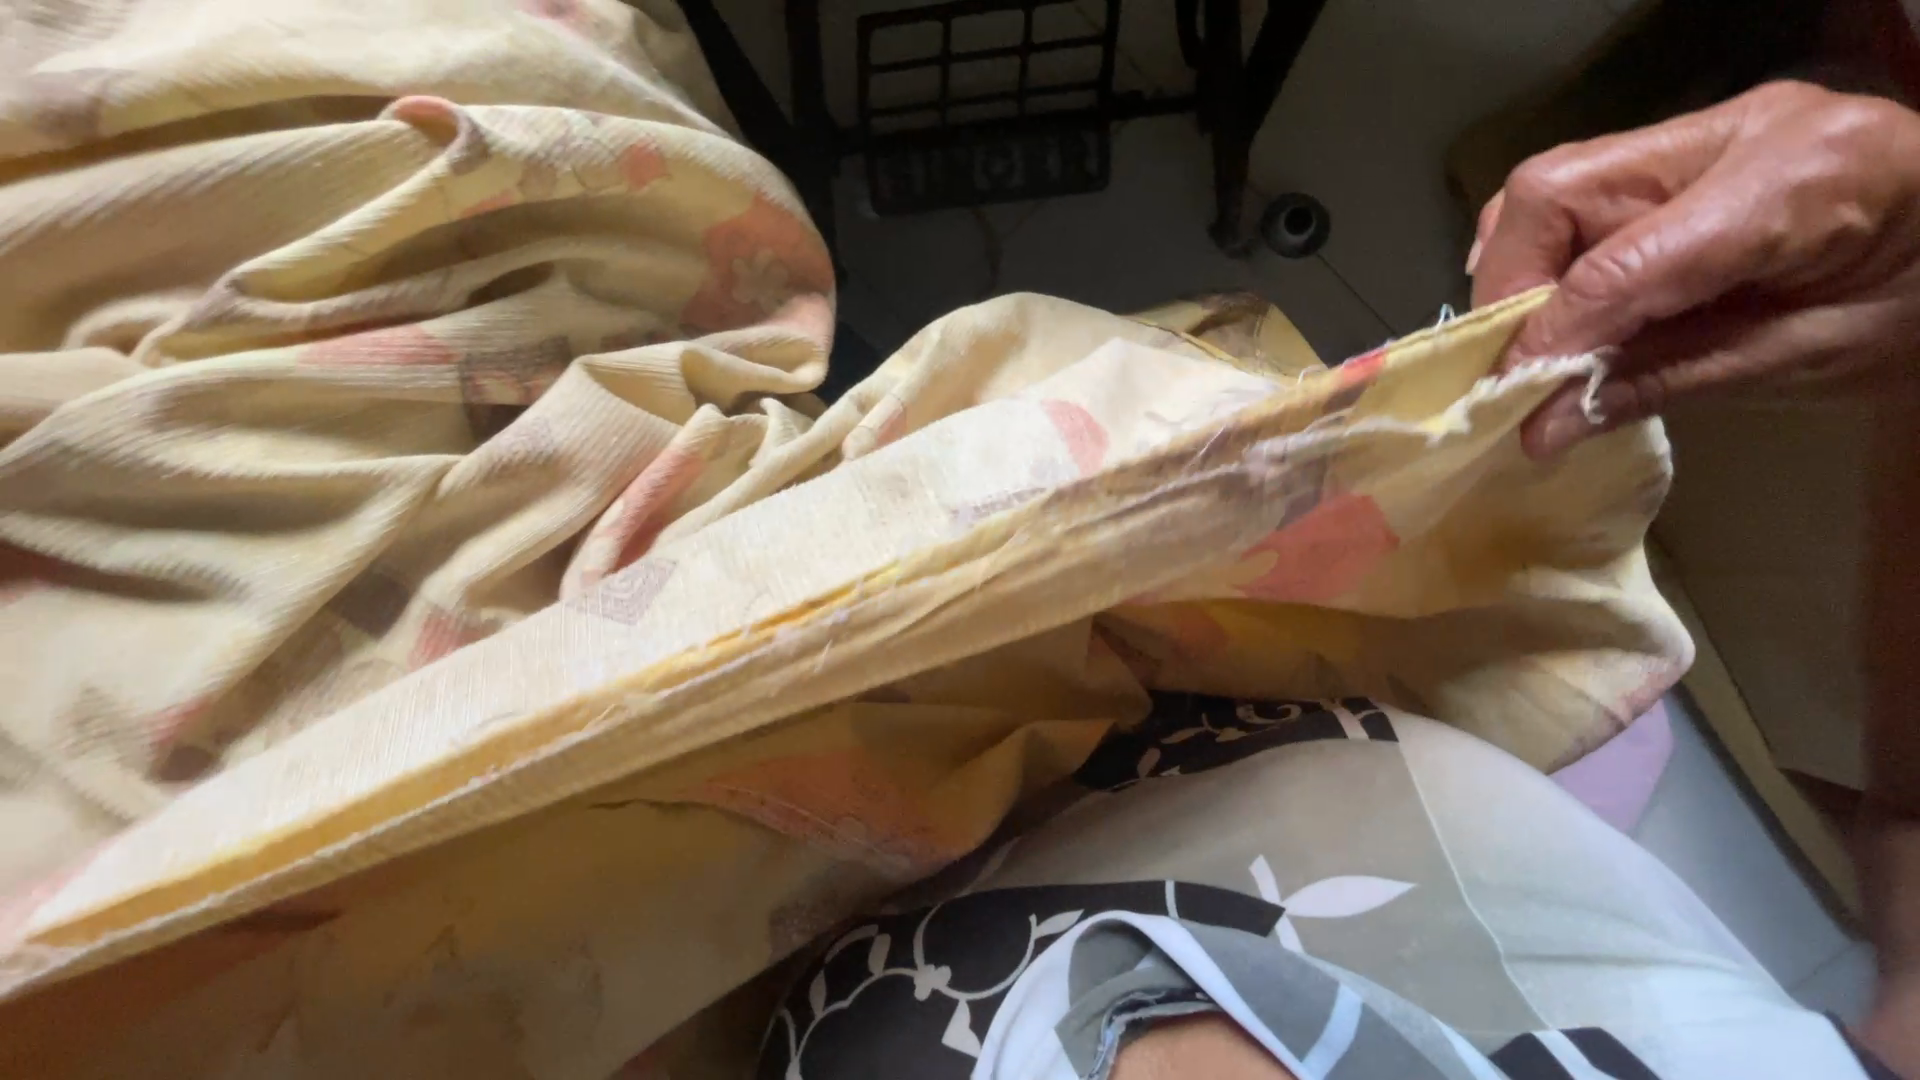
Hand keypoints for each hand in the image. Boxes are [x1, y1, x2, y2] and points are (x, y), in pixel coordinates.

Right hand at [1469, 80, 1919, 457]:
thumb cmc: (1918, 310)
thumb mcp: (1803, 360)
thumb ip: (1659, 382)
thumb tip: (1538, 429)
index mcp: (1799, 177)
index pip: (1620, 264)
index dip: (1549, 337)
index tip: (1514, 400)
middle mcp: (1731, 134)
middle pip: (1551, 194)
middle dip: (1508, 287)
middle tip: (1518, 360)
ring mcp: (1695, 136)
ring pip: (1543, 191)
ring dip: (1512, 272)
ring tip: (1535, 334)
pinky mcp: (1669, 154)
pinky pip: (1561, 195)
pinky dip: (1531, 254)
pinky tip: (1553, 297)